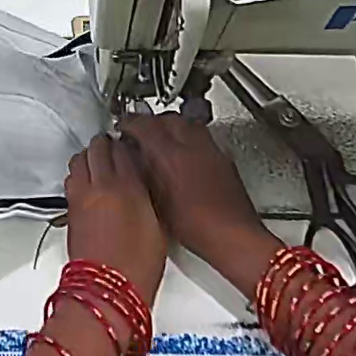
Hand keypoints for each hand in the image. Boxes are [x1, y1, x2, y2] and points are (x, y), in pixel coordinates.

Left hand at [64, 134, 167, 302]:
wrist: (108, 288)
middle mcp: (101, 185)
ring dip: (88, 156)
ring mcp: (81, 196)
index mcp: (128, 186)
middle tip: (112, 146)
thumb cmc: (138, 265)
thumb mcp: (158, 226)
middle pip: (97, 148)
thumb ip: (147, 197)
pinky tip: (87, 182)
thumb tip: (141, 186)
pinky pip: (72, 179)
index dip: (127, 144)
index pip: (124, 149)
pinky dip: (78, 174)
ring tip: (97, 161)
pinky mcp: (70, 209)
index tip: (130, 144)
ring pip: (79, 160)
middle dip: (105, 144)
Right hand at [119, 112, 271, 270]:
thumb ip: (142, 175)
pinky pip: (202, 136)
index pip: (144, 125)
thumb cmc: (196, 227)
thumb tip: (132, 162)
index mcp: (169, 156)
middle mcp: (191, 147)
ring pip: (187, 123)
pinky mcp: (223, 159)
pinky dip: (189, 137)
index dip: (129, 123)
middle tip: (140, 130)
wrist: (231, 236)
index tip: (123, 126)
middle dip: (151, 121)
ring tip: (162, 136)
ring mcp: (211, 151)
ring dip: (172, 125)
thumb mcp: (155, 202)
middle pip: (167, 119)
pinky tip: (185, 151)